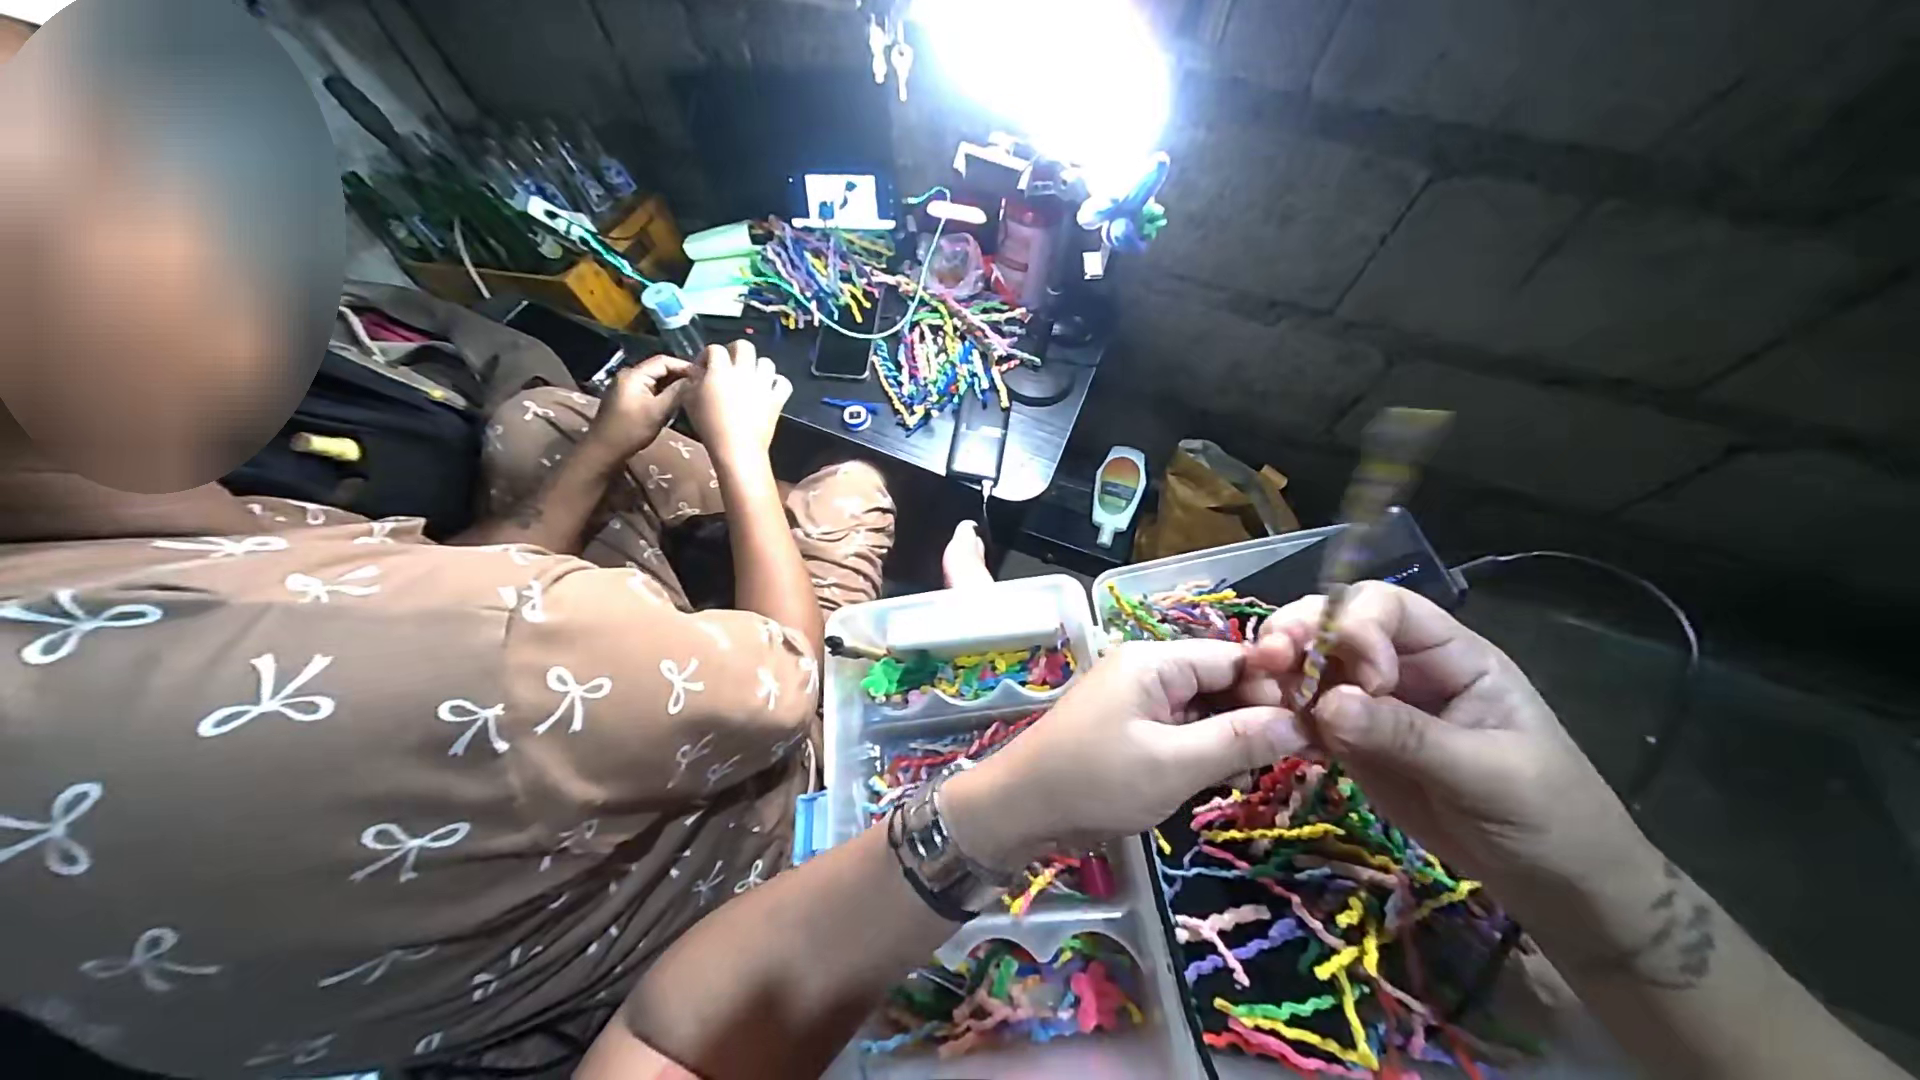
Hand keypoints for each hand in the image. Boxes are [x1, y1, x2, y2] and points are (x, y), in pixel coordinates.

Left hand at [582, 356, 693, 463]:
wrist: (604, 449)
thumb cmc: (631, 430)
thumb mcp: (658, 411)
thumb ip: (677, 393)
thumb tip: (695, 380)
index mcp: (634, 375)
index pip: (664, 361)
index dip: (685, 366)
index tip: (704, 376)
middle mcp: (630, 376)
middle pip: (660, 369)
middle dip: (681, 375)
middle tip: (701, 385)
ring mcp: (628, 387)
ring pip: (656, 380)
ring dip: (674, 385)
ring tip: (693, 393)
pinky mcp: (629, 397)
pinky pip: (651, 389)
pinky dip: (665, 393)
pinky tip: (677, 401)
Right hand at [685, 340, 790, 462]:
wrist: (737, 447)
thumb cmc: (709, 426)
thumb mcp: (689, 401)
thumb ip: (691, 382)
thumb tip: (697, 374)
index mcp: (721, 370)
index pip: (714, 349)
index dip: (706, 355)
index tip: (703, 368)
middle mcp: (744, 372)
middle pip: (744, 346)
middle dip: (734, 351)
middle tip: (728, 364)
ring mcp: (763, 385)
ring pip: (766, 362)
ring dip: (757, 366)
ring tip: (750, 377)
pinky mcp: (777, 399)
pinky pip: (783, 383)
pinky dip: (777, 383)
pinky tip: (769, 388)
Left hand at [942, 640, 1305, 872]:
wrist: (1022, 807)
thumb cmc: (1097, 780)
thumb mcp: (1175, 763)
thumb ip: (1238, 739)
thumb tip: (1300, 722)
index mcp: (1154, 661)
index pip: (1232, 658)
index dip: (1273, 689)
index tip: (1311, 728)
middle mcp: (1145, 669)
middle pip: (1218, 680)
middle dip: (1253, 715)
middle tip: (1290, 759)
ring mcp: (1135, 698)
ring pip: (1202, 706)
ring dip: (1230, 735)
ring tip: (1257, 772)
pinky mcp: (1129, 726)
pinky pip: (1179, 726)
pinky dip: (1202, 747)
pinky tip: (1222, 775)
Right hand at [1254, 581, 1644, 894]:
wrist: (1557, 888)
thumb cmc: (1550, 818)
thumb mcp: (1488, 774)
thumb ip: (1406, 736)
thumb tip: (1329, 705)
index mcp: (1450, 654)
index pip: (1386, 607)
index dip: (1358, 625)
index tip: (1363, 680)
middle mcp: (1400, 666)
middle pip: (1332, 624)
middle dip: (1296, 634)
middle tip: (1269, 661)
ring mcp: (1369, 703)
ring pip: (1307, 666)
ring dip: (1278, 674)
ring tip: (1262, 699)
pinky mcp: (1347, 740)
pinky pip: (1303, 713)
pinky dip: (1279, 715)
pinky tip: (1272, 729)